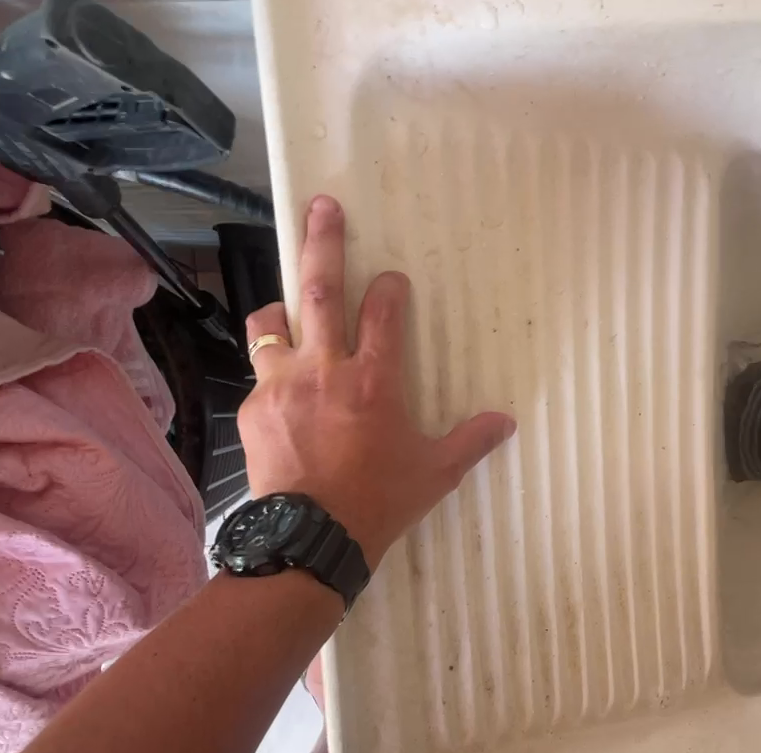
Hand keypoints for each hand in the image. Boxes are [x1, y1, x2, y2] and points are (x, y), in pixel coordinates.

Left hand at [240, 196, 514, 567]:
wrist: (311, 539)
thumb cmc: (380, 503)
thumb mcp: (435, 474)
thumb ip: (470, 441)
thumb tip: (507, 422)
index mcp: (374, 381)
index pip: (384, 314)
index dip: (390, 290)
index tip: (393, 279)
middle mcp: (324, 370)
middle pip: (320, 291)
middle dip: (322, 242)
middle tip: (321, 205)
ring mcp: (282, 386)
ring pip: (271, 325)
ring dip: (280, 310)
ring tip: (285, 310)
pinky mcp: (253, 411)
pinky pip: (260, 377)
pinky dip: (273, 376)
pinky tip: (283, 397)